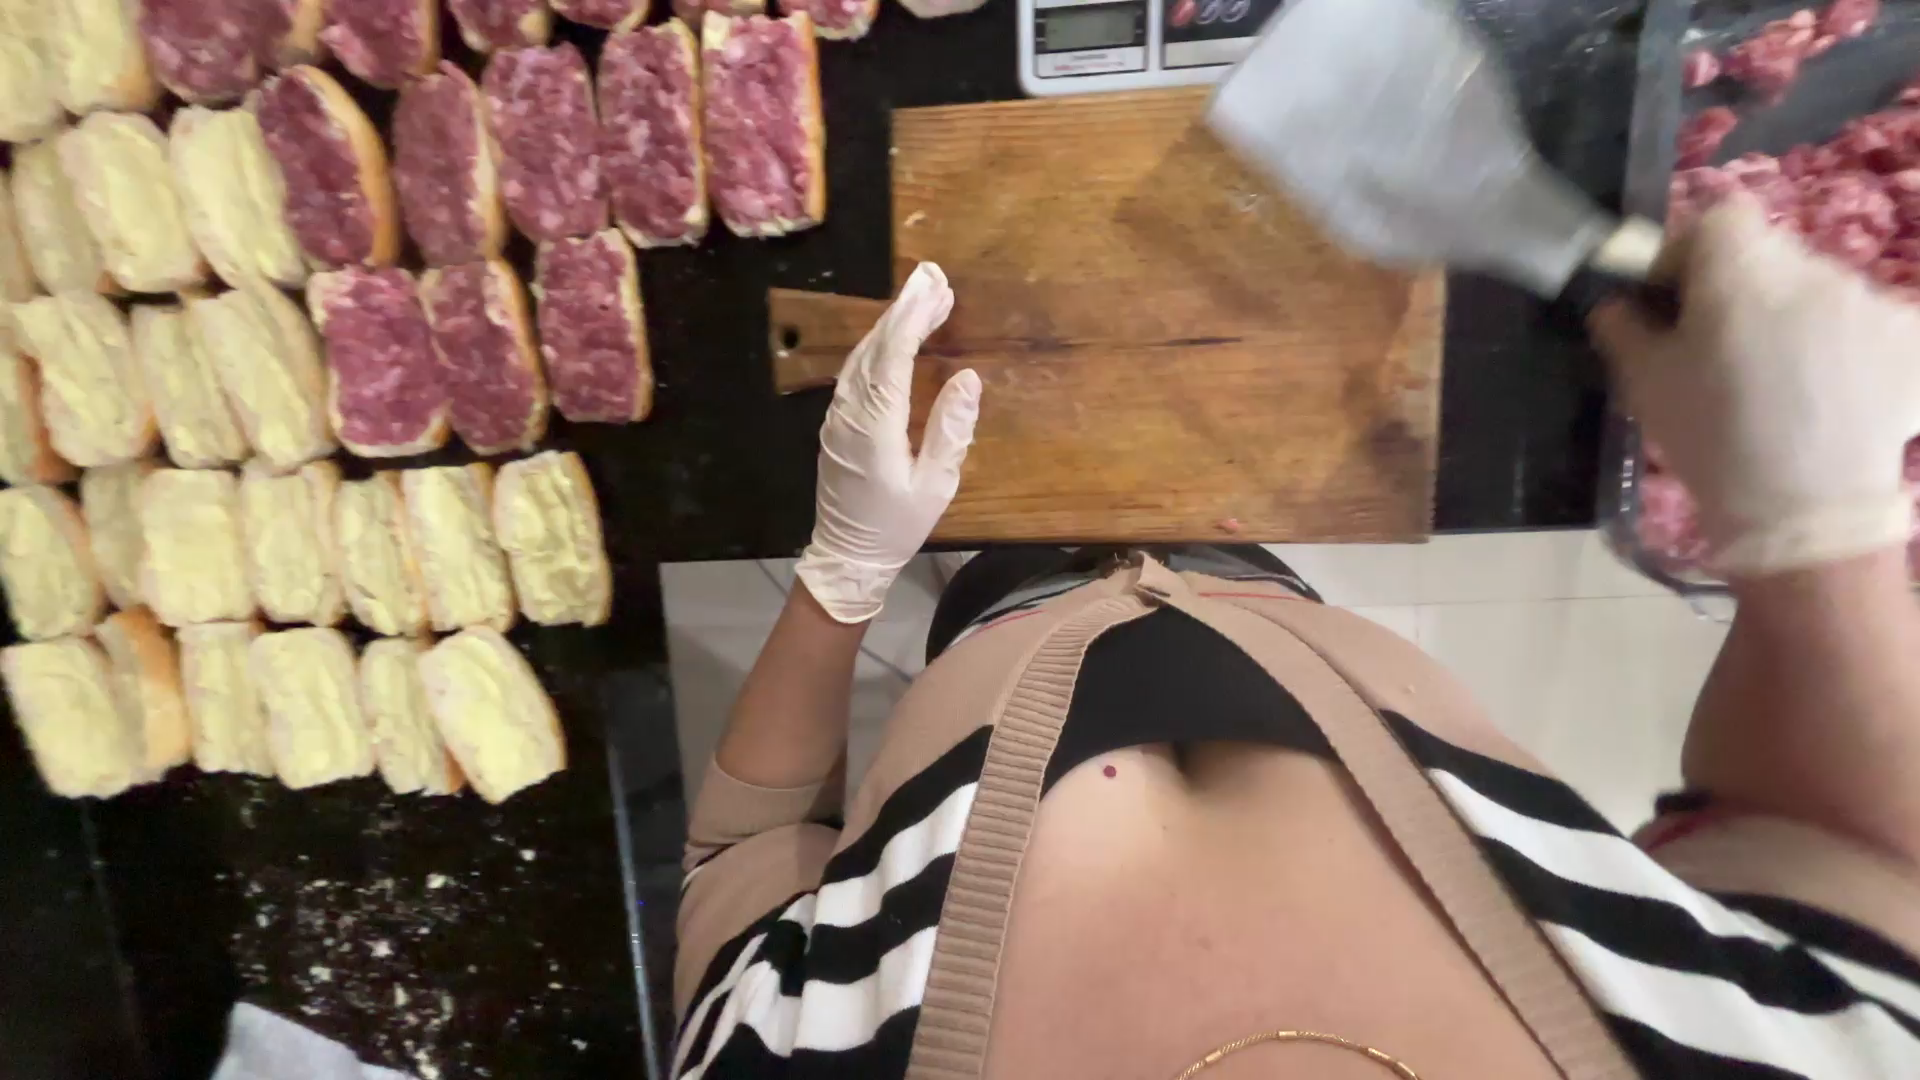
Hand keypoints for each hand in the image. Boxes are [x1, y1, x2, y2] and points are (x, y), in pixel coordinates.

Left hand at [794, 263, 981, 622]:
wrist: (847, 555)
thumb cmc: (896, 525)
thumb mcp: (936, 484)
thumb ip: (951, 429)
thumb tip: (967, 378)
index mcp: (874, 425)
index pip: (892, 355)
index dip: (912, 316)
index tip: (934, 285)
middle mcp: (849, 412)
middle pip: (875, 347)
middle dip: (904, 310)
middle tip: (935, 279)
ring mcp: (837, 416)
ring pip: (862, 357)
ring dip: (892, 325)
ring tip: (926, 301)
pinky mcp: (836, 424)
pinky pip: (856, 373)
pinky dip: (879, 348)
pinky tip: (898, 339)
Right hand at [1590, 194, 1919, 575]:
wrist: (1801, 499)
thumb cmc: (1702, 434)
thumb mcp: (1641, 381)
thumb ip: (1625, 327)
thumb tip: (1619, 301)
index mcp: (1741, 280)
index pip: (1720, 218)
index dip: (1687, 247)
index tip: (1669, 293)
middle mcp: (1817, 275)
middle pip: (1766, 254)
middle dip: (1732, 287)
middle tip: (1707, 344)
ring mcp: (1873, 303)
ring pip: (1811, 287)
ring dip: (1781, 314)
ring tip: (1764, 375)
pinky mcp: (1910, 335)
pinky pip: (1856, 319)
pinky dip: (1829, 341)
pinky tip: (1814, 389)